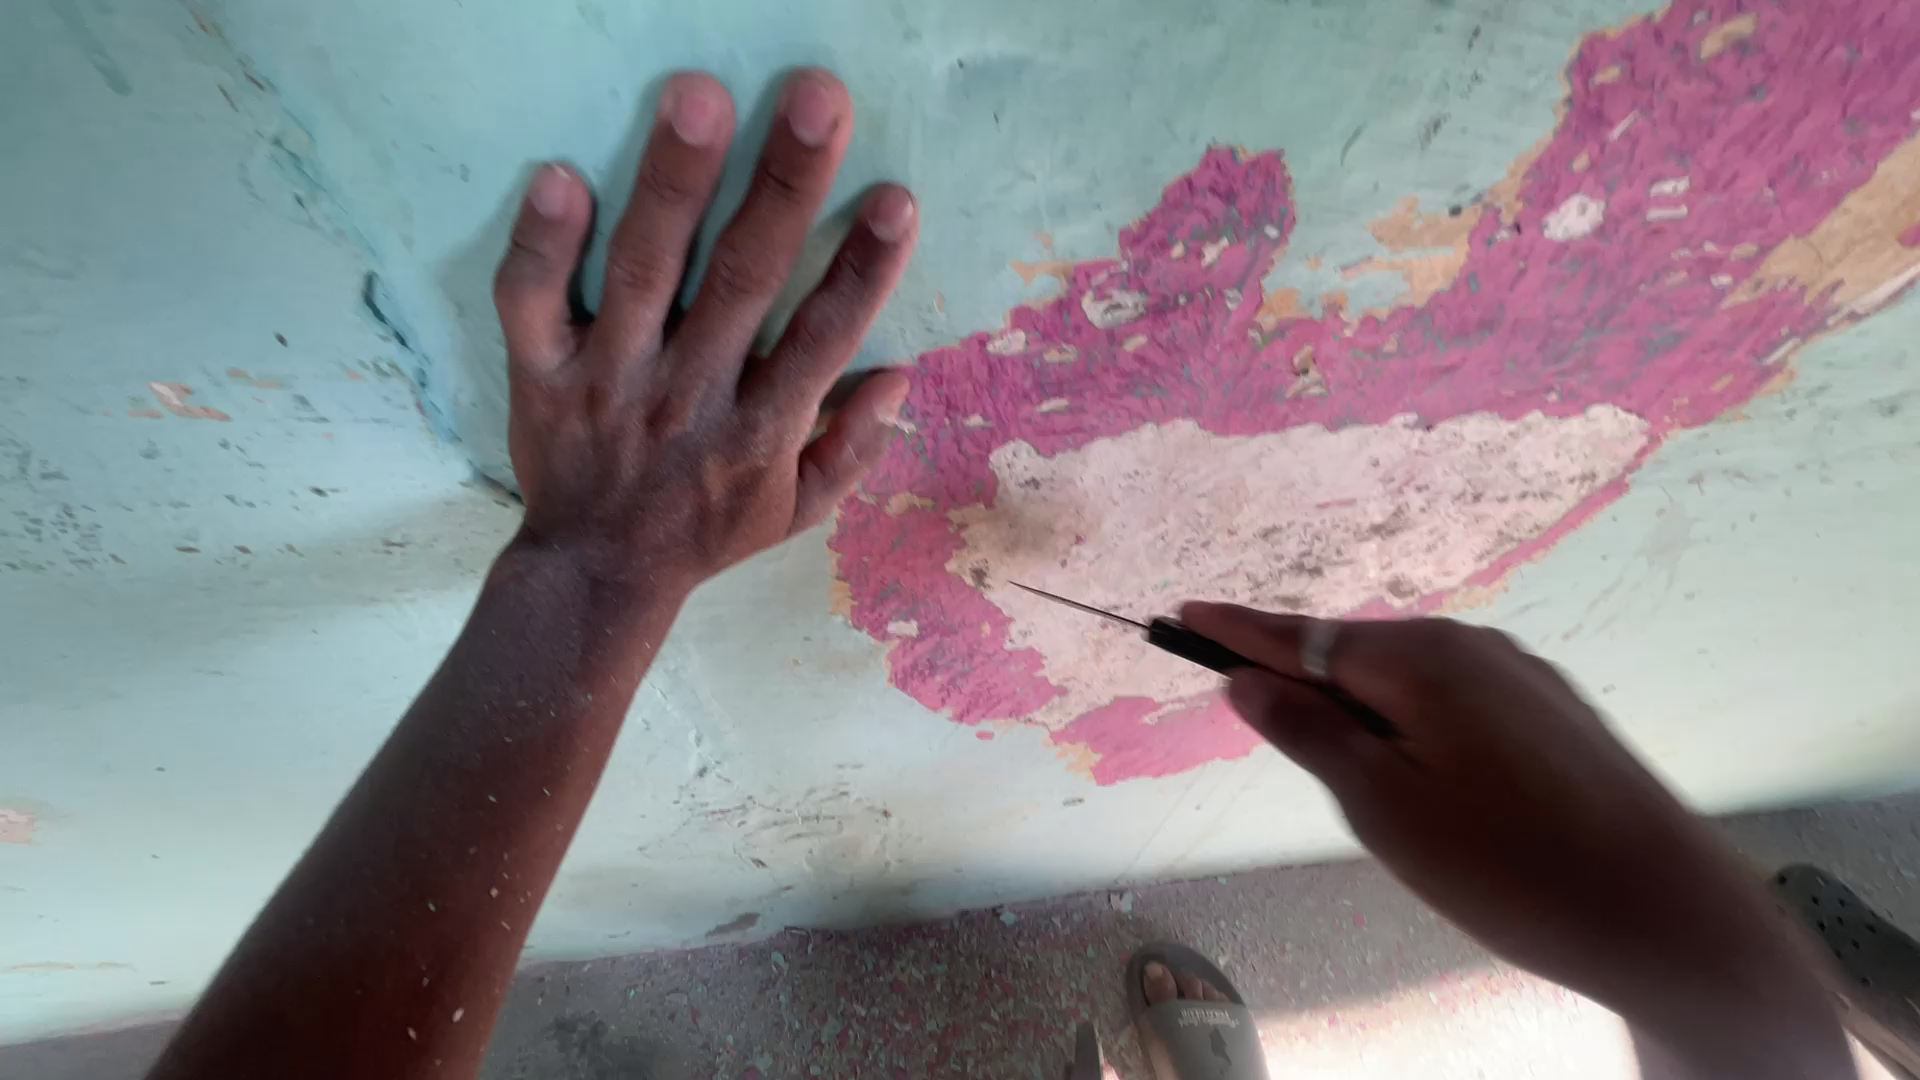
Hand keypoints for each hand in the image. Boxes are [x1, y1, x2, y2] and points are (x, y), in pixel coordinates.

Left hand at [492, 69, 916, 594]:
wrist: (601, 571)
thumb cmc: (712, 532)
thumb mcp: (801, 513)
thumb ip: (852, 448)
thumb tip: (897, 376)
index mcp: (762, 433)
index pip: (822, 339)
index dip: (863, 269)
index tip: (896, 199)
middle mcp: (691, 396)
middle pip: (744, 283)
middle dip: (784, 188)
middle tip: (815, 98)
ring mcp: (611, 381)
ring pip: (643, 274)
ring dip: (672, 185)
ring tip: (698, 97)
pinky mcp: (544, 375)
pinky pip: (533, 303)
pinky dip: (541, 243)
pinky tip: (560, 174)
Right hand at [1181, 603, 1844, 1072]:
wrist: (1680, 926)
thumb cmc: (1506, 867)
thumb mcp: (1380, 806)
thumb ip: (1305, 731)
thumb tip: (1243, 679)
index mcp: (1417, 661)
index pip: (1297, 637)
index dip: (1233, 627)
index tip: (1182, 611)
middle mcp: (1465, 644)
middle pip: (1347, 652)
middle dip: (1297, 677)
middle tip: (1261, 713)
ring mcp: (1513, 670)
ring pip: (1397, 674)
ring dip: (1353, 702)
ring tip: (1346, 761)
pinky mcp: (1544, 704)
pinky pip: (1442, 690)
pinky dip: (1403, 711)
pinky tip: (1417, 758)